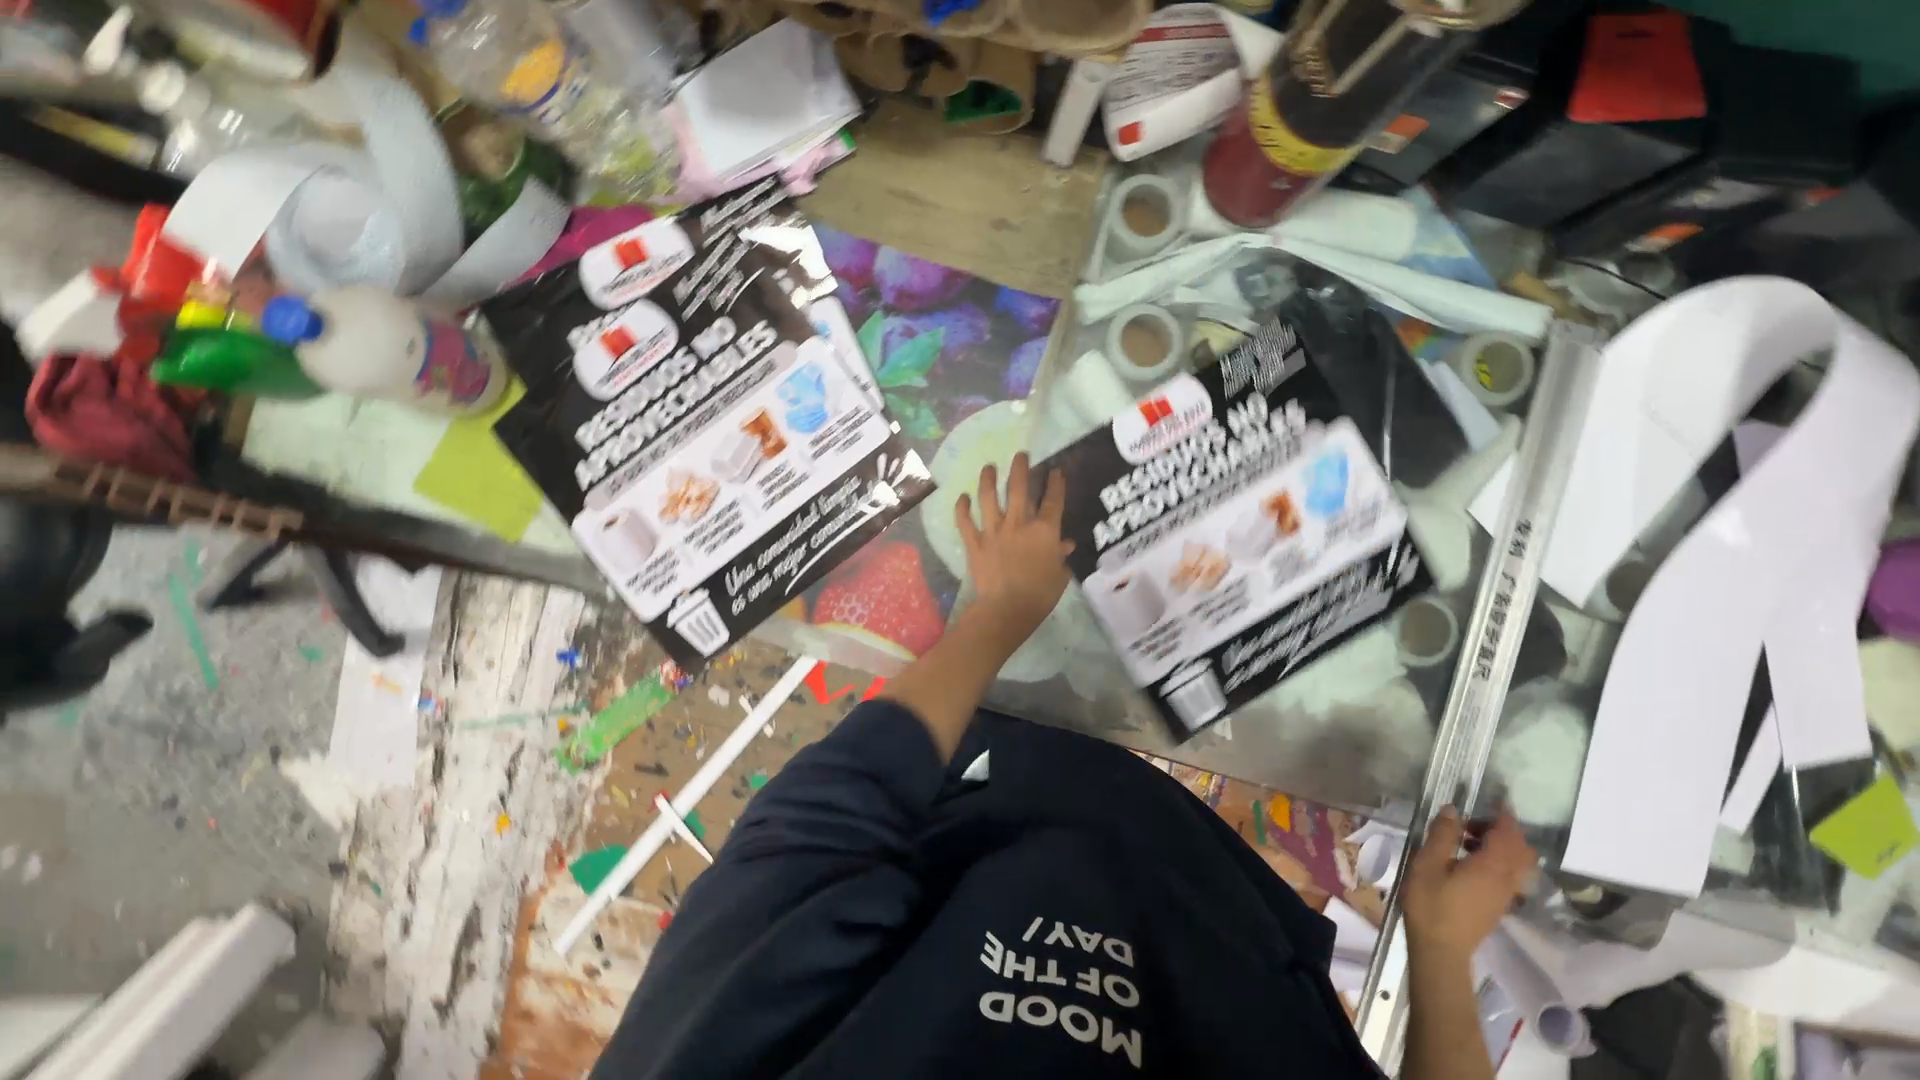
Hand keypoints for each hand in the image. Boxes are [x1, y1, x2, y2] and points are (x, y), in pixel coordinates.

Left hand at [955, 452, 1074, 649]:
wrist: (1007, 608)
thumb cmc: (1040, 595)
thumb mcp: (1059, 575)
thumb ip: (1061, 556)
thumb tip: (1065, 544)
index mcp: (1045, 531)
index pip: (1053, 501)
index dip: (1056, 483)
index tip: (1056, 469)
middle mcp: (1019, 524)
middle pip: (1019, 488)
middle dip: (1020, 468)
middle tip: (1020, 455)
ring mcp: (994, 531)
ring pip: (989, 498)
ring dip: (989, 479)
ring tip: (989, 467)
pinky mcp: (975, 543)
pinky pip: (965, 522)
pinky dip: (962, 509)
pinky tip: (961, 498)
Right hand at [1402, 807, 1537, 962]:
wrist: (1441, 950)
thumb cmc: (1431, 904)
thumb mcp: (1427, 864)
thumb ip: (1442, 835)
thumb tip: (1454, 809)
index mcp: (1492, 865)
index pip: (1508, 833)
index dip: (1504, 814)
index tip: (1494, 799)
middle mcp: (1506, 879)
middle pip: (1520, 848)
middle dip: (1502, 830)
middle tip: (1472, 823)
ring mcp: (1505, 894)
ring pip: (1517, 863)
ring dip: (1499, 846)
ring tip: (1465, 841)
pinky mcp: (1498, 905)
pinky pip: (1509, 875)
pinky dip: (1498, 861)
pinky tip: (1469, 864)